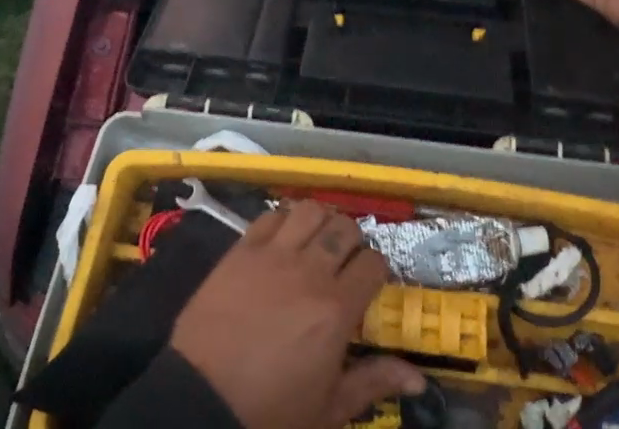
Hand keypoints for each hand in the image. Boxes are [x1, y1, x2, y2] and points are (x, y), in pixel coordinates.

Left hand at [171, 200, 426, 428]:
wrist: (200, 401)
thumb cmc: (270, 410)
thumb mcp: (329, 408)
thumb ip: (373, 382)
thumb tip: (419, 379)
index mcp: (336, 309)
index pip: (373, 262)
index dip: (375, 269)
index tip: (368, 282)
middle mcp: (309, 272)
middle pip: (344, 227)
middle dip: (351, 240)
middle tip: (342, 260)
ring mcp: (271, 257)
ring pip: (309, 210)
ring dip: (319, 221)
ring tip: (315, 240)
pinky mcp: (239, 251)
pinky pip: (269, 216)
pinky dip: (282, 220)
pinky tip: (283, 239)